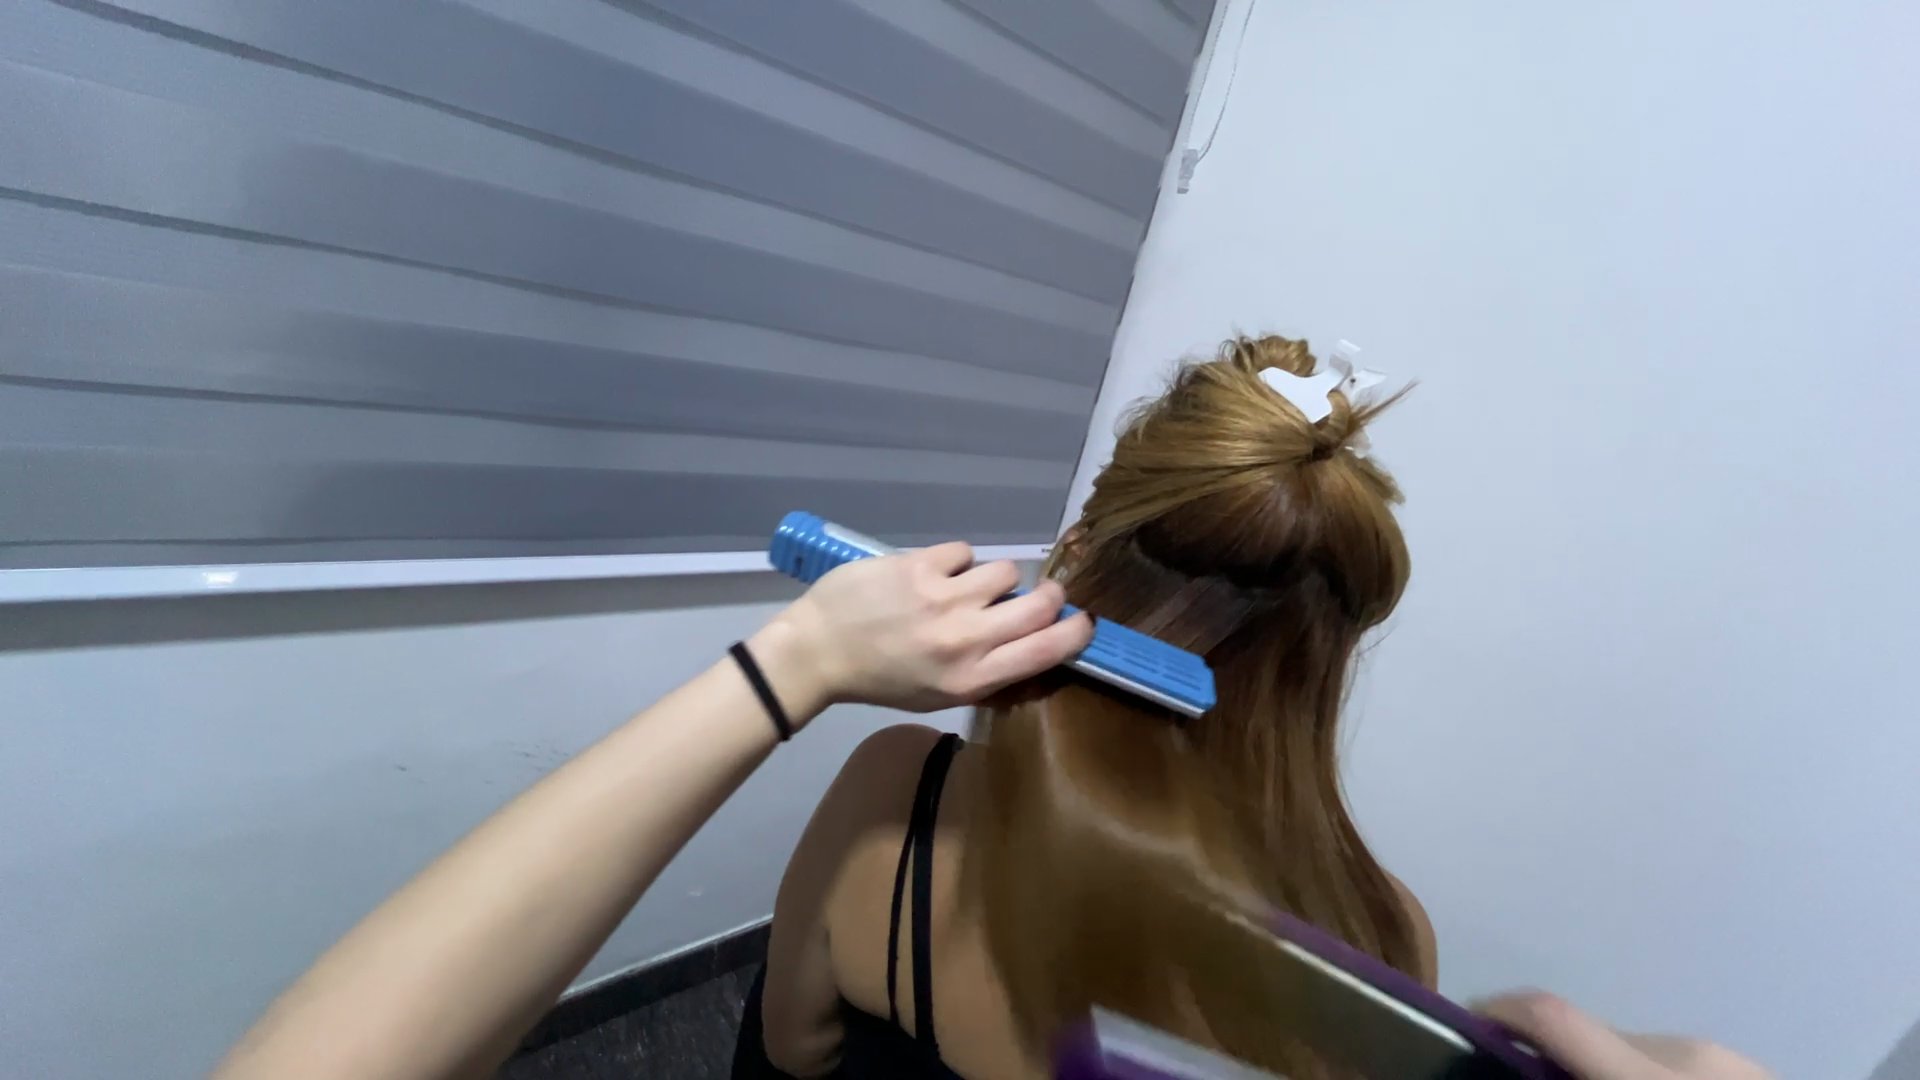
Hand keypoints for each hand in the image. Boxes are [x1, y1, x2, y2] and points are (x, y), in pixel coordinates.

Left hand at [748, 542, 1093, 720]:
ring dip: (993, 579)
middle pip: (1041, 604)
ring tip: (966, 587)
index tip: (1081, 621)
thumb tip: (1035, 647)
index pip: (1049, 650)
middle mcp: (965, 638)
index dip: (1076, 632)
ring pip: (1005, 571)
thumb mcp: (939, 695)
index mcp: (972, 678)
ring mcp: (942, 598)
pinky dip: (955, 562)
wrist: (819, 651)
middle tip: (1036, 595)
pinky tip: (933, 574)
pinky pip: (965, 551)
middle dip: (1048, 595)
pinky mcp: (919, 565)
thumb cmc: (881, 679)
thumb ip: (989, 674)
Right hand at [1478, 993, 1772, 1079]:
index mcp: (1655, 1078)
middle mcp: (1692, 1054)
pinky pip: (1681, 1069)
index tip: (1466, 1031)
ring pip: (1635, 1051)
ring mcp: (1737, 1063)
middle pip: (1589, 1033)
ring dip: (1605, 1077)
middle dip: (1555, 1060)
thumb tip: (1515, 1071)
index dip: (1495, 1010)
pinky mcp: (1758, 1075)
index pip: (1550, 1014)